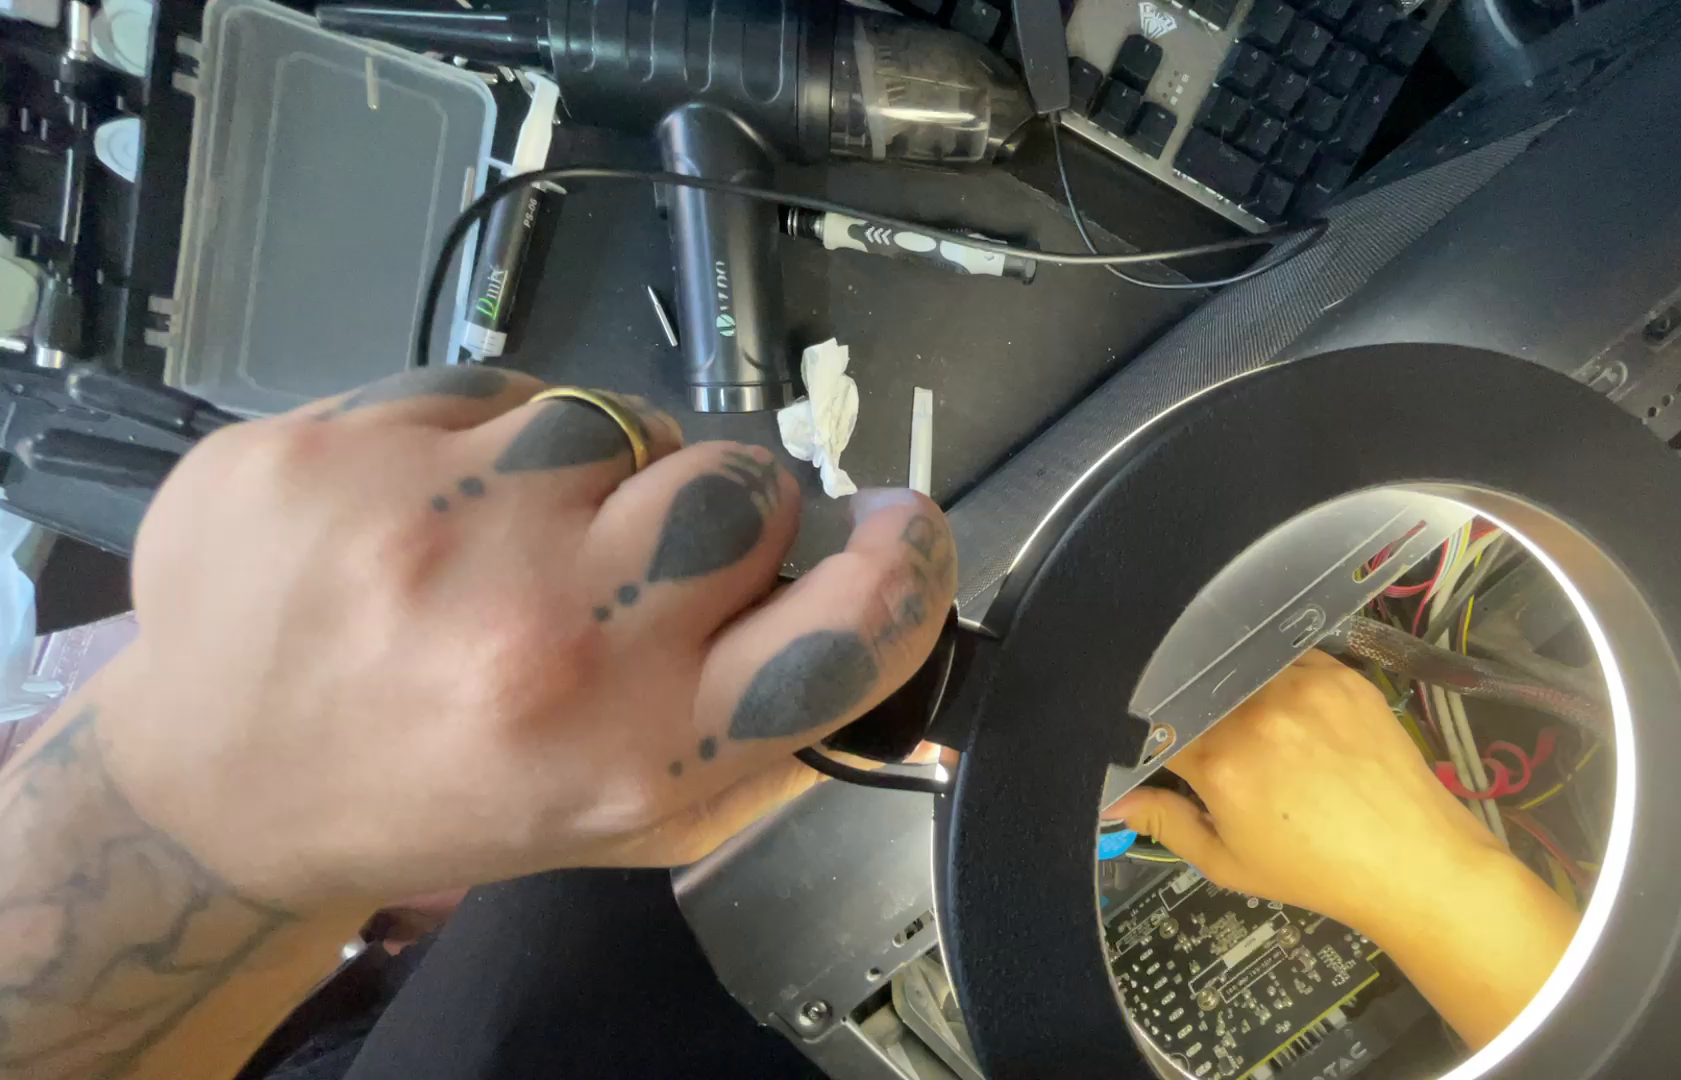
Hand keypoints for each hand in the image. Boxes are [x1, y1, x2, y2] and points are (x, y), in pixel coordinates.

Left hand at [94, 368, 956, 910]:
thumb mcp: (655, 815)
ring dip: (619, 474)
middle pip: (746, 484)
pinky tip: (450, 508)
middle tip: (664, 558)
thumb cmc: (479, 797)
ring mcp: (428, 530)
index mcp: (642, 746)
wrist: (222, 786)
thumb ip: (786, 726)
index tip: (904, 529)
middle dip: (738, 509)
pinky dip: (513, 440)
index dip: (909, 564)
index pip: (849, 627)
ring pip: (629, 421)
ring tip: (534, 540)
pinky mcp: (332, 447)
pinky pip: (512, 390)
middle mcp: (548, 639)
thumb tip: (894, 625)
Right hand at [1110, 650, 1503, 937]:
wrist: (1415, 863)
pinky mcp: (1338, 674)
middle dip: (1191, 708)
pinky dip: (1272, 673)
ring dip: (1231, 687)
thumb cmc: (1314, 870)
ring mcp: (1300, 687)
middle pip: (1196, 690)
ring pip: (1238, 667)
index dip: (1151, 732)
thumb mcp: (1228, 861)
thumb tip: (1111, 799)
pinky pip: (1284, 657)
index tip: (1154, 741)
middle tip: (1205, 731)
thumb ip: (1164, 822)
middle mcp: (1255, 713)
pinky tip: (1283, 701)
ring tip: (1247, 716)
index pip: (1159, 725)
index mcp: (1220, 761)